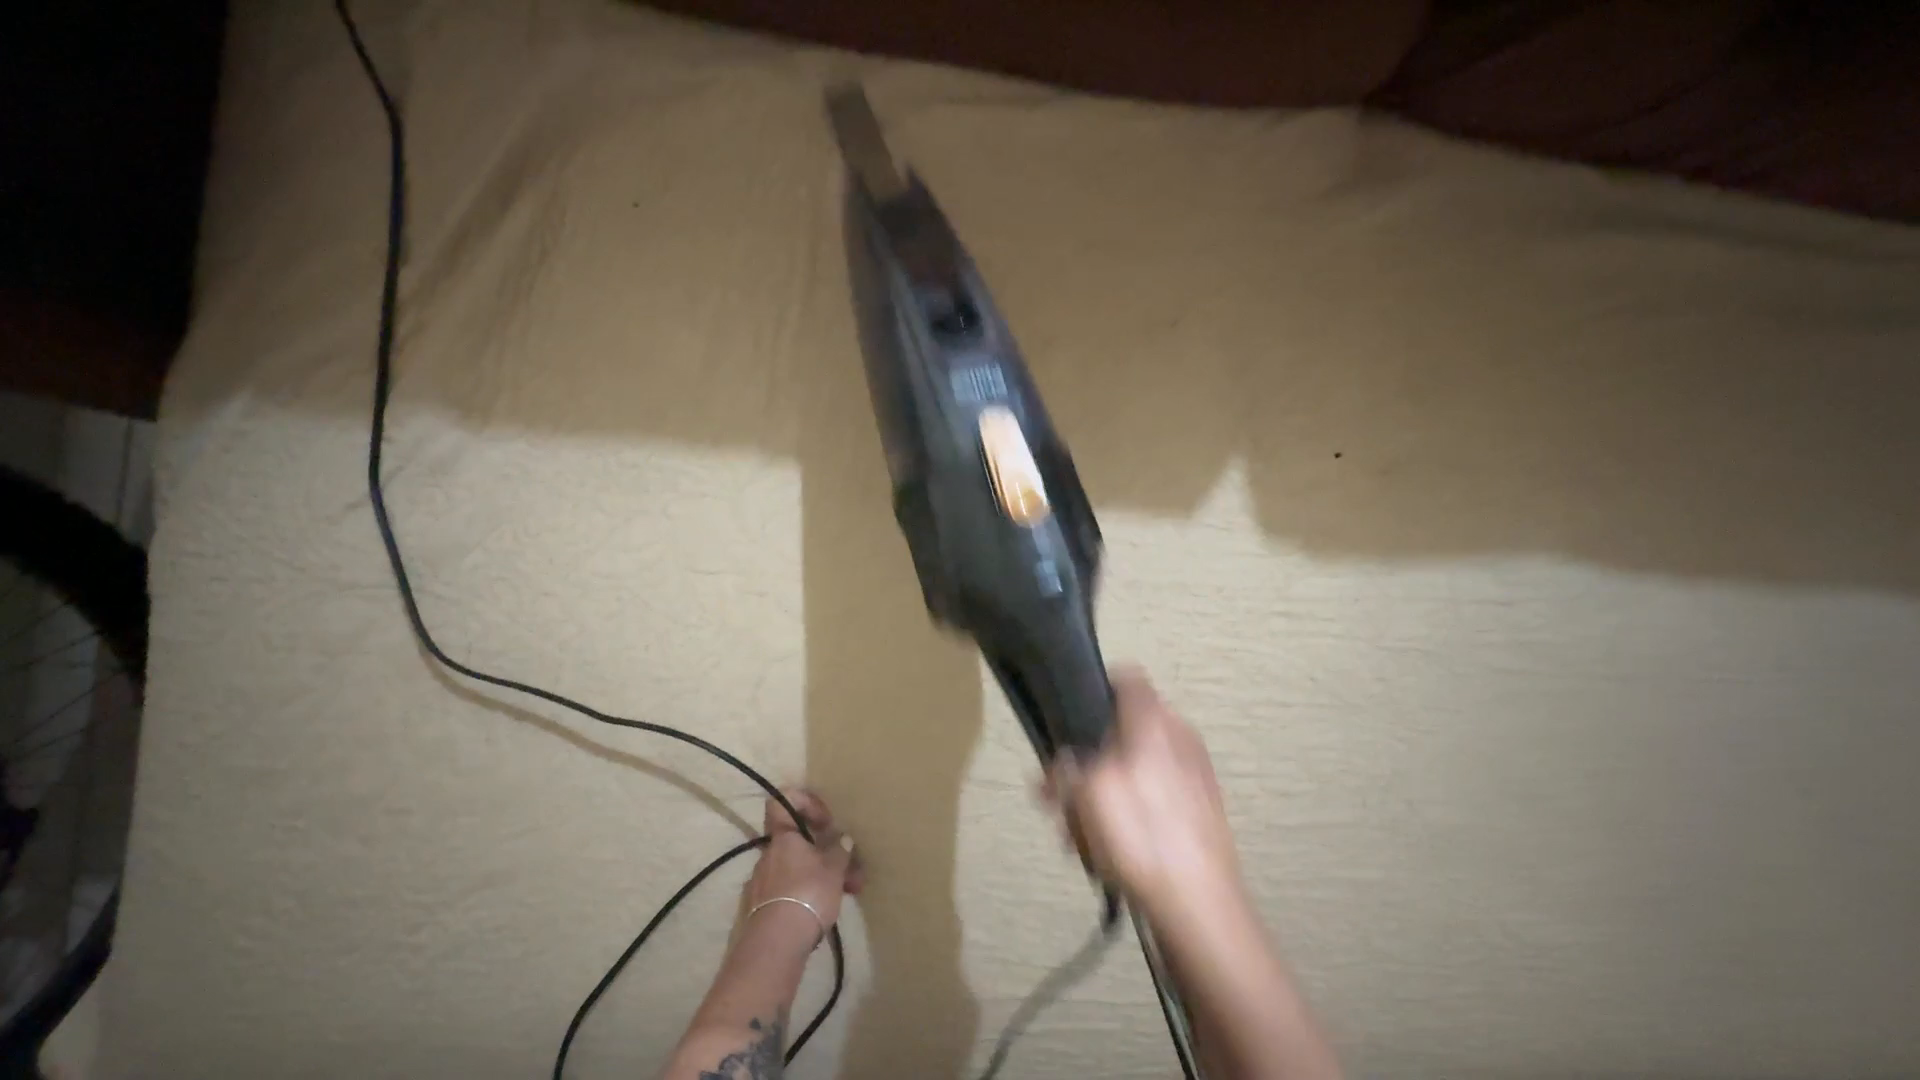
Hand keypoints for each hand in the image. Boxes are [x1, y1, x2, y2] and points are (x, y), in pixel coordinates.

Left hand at [738, 791, 862, 952]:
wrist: (777, 943)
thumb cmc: (808, 893)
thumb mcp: (833, 868)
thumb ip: (839, 850)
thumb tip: (841, 838)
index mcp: (783, 837)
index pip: (782, 803)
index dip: (805, 803)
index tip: (826, 822)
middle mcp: (768, 855)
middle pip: (798, 842)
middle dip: (827, 853)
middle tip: (851, 869)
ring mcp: (763, 882)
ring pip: (798, 869)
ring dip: (823, 876)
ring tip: (850, 893)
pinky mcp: (763, 907)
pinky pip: (790, 890)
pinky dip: (808, 894)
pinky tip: (826, 911)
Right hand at [1044, 668, 1242, 919]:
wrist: (1199, 903)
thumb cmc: (1141, 836)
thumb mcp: (1085, 793)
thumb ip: (1066, 767)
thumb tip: (1061, 765)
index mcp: (1156, 720)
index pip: (1126, 678)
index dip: (1093, 690)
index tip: (1068, 718)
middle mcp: (1179, 738)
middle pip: (1121, 733)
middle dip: (1086, 763)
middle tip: (1059, 798)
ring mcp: (1193, 775)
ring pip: (1132, 771)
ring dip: (1099, 797)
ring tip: (1077, 836)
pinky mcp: (1198, 811)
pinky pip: (1151, 799)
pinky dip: (1127, 816)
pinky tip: (1107, 851)